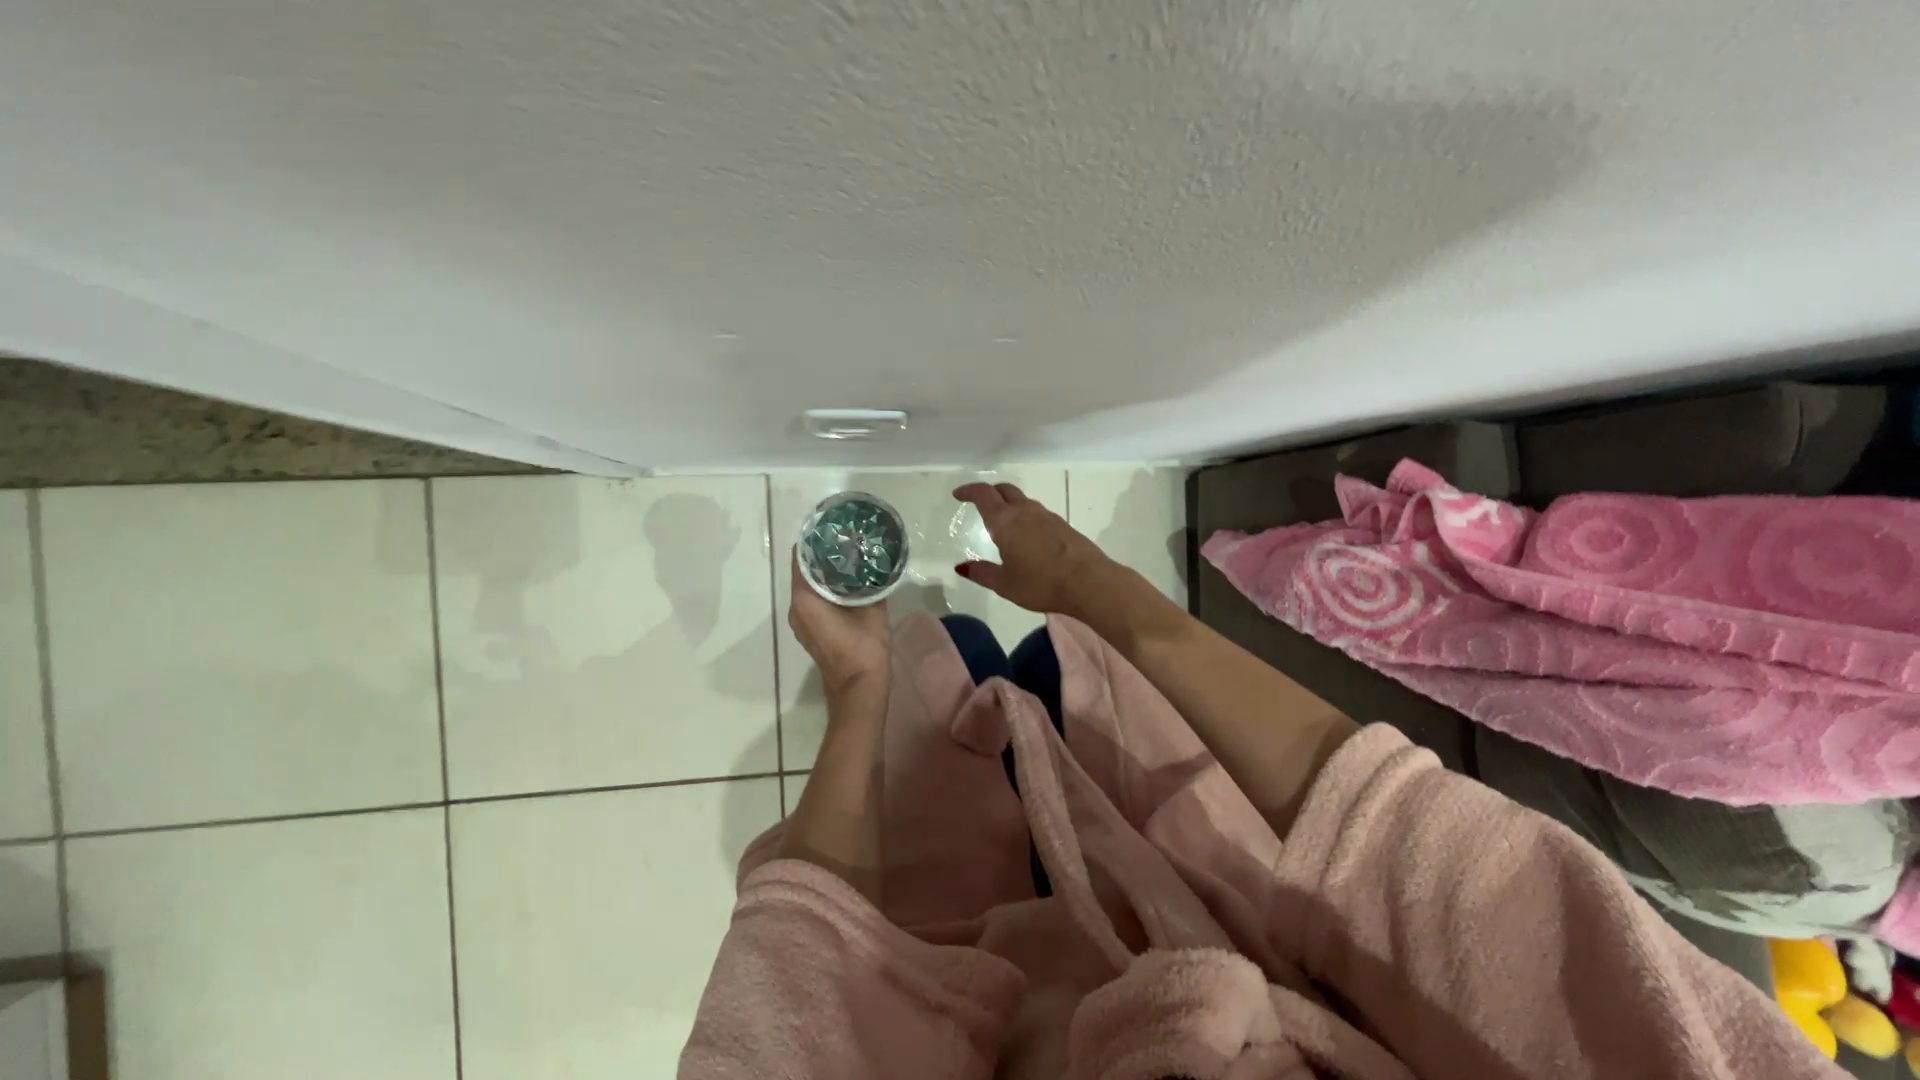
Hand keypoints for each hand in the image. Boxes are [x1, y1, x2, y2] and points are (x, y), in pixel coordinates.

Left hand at [788, 548, 891, 694]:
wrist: (859, 688)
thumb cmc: (863, 647)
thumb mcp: (872, 609)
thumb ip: (870, 584)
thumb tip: (873, 565)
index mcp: (805, 598)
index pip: (801, 558)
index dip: (814, 541)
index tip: (831, 529)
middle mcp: (796, 608)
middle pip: (804, 572)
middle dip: (822, 556)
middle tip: (845, 541)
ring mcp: (801, 623)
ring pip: (808, 589)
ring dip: (824, 575)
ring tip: (848, 559)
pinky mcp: (810, 633)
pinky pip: (813, 603)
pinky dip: (826, 592)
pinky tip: (847, 586)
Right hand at [951, 482, 1115, 615]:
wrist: (1089, 582)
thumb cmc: (1041, 583)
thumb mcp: (1004, 584)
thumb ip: (982, 572)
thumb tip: (961, 566)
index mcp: (1005, 521)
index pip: (983, 494)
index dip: (969, 491)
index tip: (958, 495)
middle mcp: (1026, 512)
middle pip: (1005, 490)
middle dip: (990, 492)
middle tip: (979, 502)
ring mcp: (1048, 516)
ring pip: (1023, 501)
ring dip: (1010, 505)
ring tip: (1003, 522)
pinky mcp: (1064, 526)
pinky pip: (1038, 514)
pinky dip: (1026, 517)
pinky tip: (1027, 536)